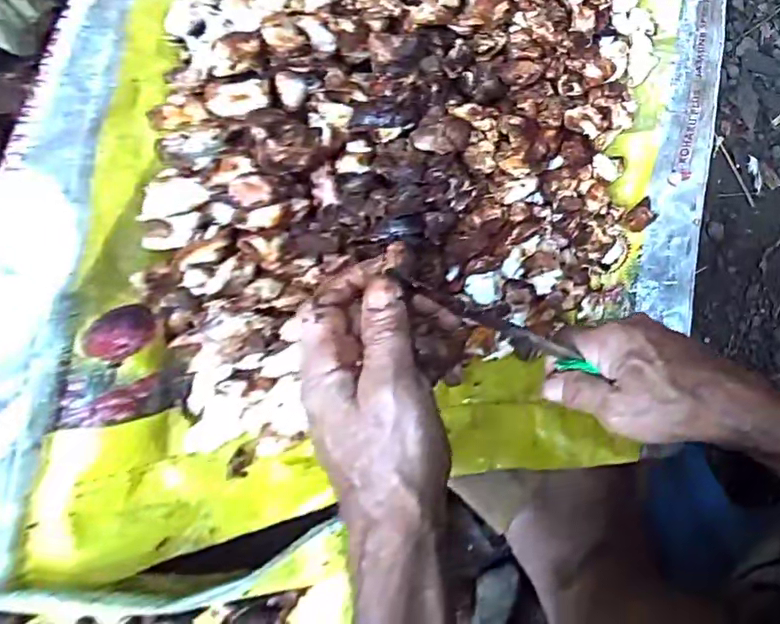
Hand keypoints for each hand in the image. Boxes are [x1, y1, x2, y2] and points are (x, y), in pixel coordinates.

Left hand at [299, 276, 451, 541]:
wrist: (404, 513)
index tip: (399, 265)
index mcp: (324, 369)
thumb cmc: (393, 448)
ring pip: (389, 337)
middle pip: (362, 318)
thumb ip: (386, 330)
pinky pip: (405, 360)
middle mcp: (338, 374)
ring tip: (455, 333)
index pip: (326, 307)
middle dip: (402, 304)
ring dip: (423, 326)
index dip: (356, 280)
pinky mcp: (389, 400)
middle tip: (441, 306)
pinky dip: (429, 351)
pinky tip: (454, 358)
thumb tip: (383, 280)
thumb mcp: (392, 383)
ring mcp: (364, 388)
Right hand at [541, 315, 779, 445]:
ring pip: (614, 348)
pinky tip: (643, 394)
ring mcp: (652, 329)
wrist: (723, 398)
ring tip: (620, 403)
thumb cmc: (665, 406)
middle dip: (583, 369)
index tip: (556, 389)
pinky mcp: (668, 340)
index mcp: (610, 336)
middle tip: (590, 404)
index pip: (565, 337)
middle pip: (591, 342)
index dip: (553, 362)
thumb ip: (578, 392)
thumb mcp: (614, 409)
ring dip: (608, 372)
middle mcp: (630, 323)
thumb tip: (547, 381)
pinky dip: (630, 369)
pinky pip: (635, 351)